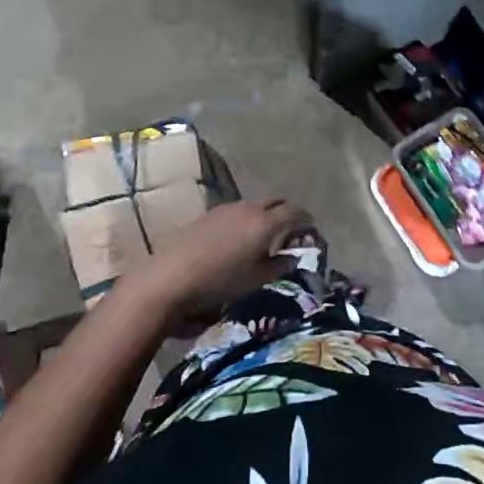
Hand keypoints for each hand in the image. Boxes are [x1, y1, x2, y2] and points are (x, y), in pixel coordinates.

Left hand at [122, 200, 308, 322]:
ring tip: (265, 239)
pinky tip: (240, 240)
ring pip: (255, 206)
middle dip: (288, 214)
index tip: (312, 231)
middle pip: (276, 202)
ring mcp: (227, 208)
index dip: (307, 220)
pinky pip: (238, 212)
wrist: (171, 277)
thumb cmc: (220, 281)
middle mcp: (249, 208)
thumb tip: (293, 257)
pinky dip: (248, 220)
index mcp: (265, 222)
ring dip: (266, 216)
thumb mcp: (256, 279)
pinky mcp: (209, 214)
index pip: (295, 212)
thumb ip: (279, 265)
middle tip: (291, 233)